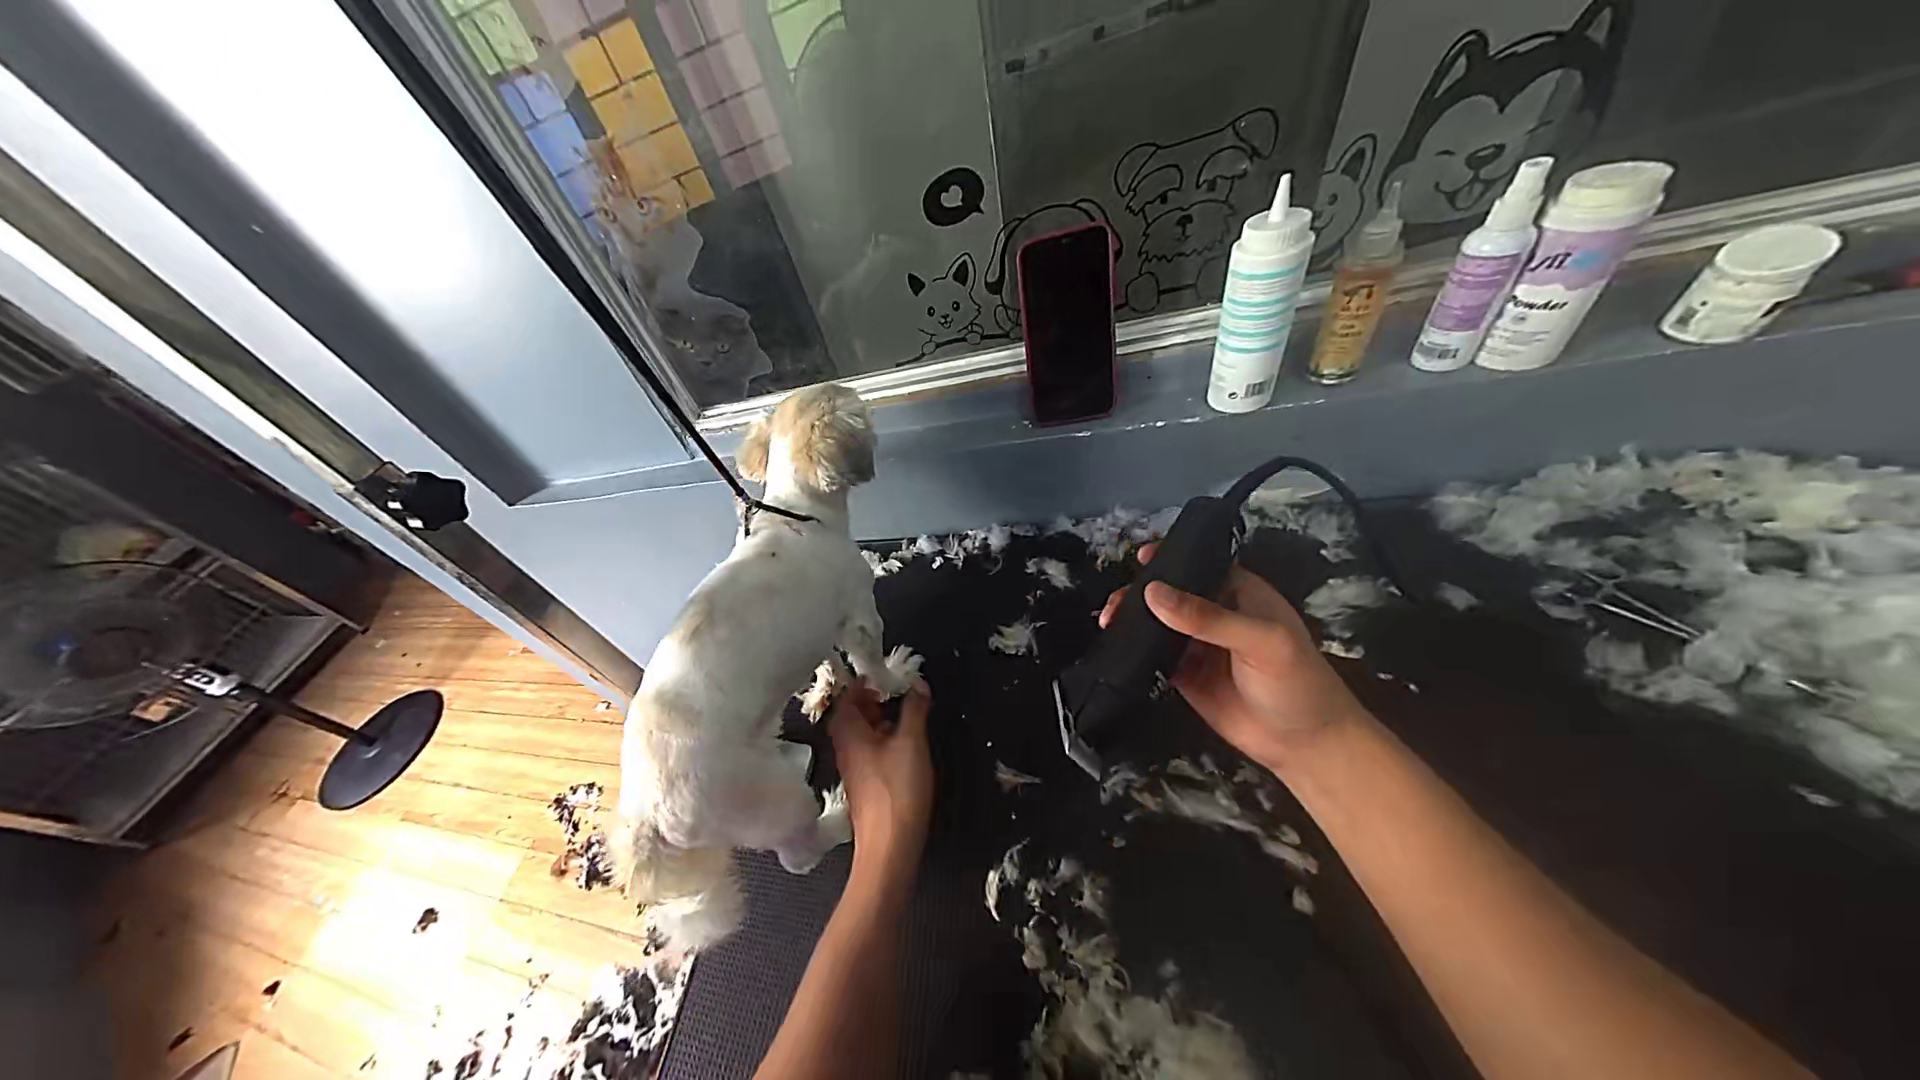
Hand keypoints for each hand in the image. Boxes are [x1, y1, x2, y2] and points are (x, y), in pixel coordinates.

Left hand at [828, 678, 933, 867]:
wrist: (890, 845)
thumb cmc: (897, 791)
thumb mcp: (912, 742)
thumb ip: (915, 709)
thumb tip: (918, 685)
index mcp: (848, 731)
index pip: (848, 694)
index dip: (866, 680)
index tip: (886, 673)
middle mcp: (845, 746)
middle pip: (853, 712)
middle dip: (874, 698)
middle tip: (898, 690)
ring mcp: (853, 765)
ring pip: (862, 732)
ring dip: (881, 719)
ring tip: (906, 712)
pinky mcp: (865, 782)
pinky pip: (870, 750)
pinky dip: (884, 739)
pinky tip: (905, 743)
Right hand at [1100, 545, 1365, 772]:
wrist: (1304, 744)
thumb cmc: (1296, 681)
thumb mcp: (1260, 641)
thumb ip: (1208, 618)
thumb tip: (1153, 594)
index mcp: (1236, 591)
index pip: (1197, 564)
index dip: (1169, 558)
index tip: (1139, 558)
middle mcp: (1212, 612)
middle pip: (1168, 593)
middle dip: (1139, 592)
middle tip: (1115, 605)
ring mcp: (1195, 644)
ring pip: (1155, 623)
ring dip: (1131, 620)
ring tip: (1109, 623)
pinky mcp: (1183, 674)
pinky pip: (1152, 656)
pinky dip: (1133, 651)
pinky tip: (1114, 648)